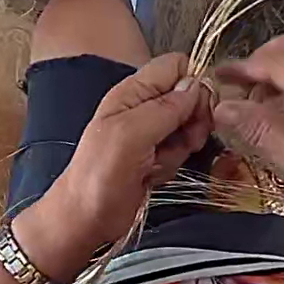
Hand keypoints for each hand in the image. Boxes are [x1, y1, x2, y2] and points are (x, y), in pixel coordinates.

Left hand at [14, 53, 211, 279]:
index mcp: (133, 91)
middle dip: (193, 120)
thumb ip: (165, 107)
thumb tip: (196, 85)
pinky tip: (154, 174)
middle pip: (189, 96)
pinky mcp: (155, 156)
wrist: (85, 217)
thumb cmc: (100, 174)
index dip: (194, 83)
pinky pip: (180, 150)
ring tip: (158, 161)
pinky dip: (173, 163)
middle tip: (184, 140)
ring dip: (182, 146)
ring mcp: (149, 132)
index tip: (198, 109)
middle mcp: (143, 106)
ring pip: (188, 126)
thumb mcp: (131, 134)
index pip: (176, 66)